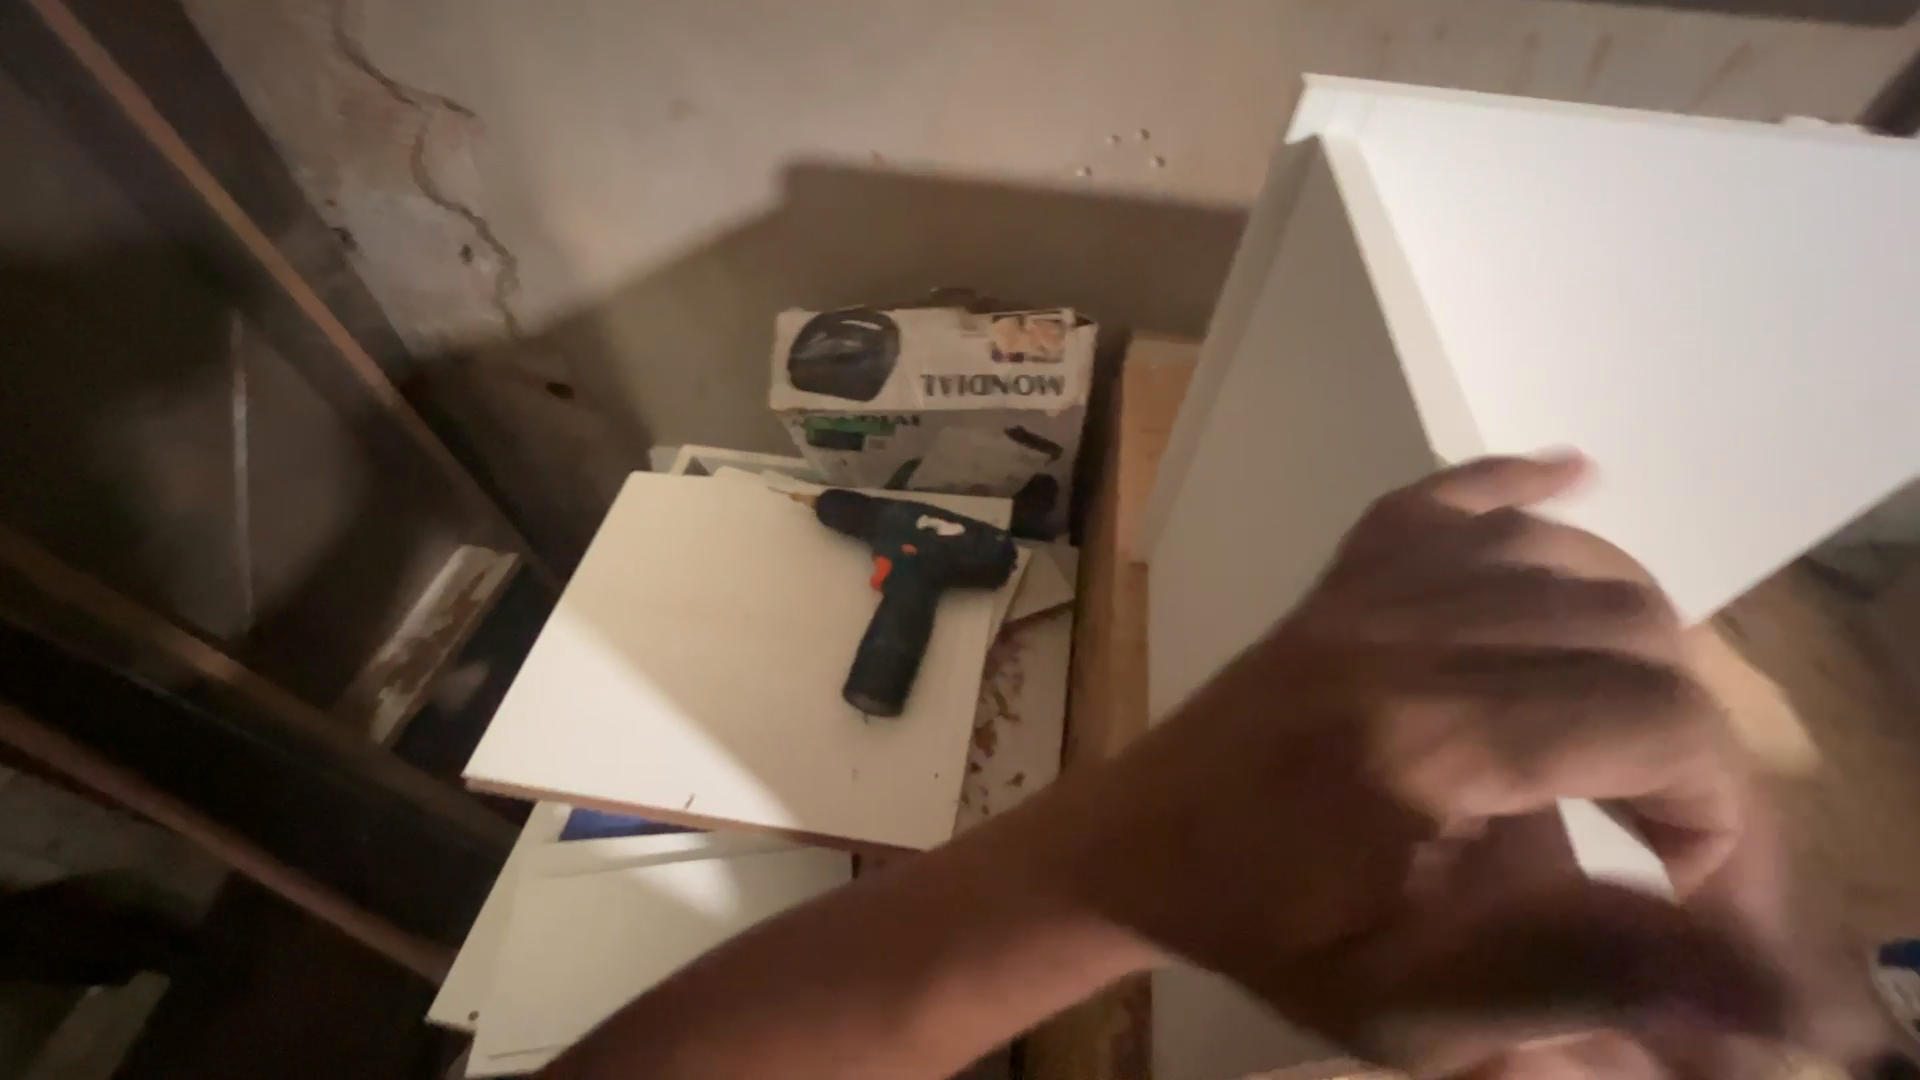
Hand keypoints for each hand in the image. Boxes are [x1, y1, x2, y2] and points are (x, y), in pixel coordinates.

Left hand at [1033, 455, 1795, 1078]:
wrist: (1140, 845)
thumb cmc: (1257, 927)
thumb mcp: (1403, 1000)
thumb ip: (1574, 980)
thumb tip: (1774, 991)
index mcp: (1413, 742)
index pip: (1648, 724)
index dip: (1729, 817)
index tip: (1717, 904)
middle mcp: (1389, 641)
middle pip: (1618, 628)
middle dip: (1691, 734)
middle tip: (1677, 832)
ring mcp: (1352, 600)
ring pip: (1545, 558)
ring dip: (1634, 629)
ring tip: (1646, 728)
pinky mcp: (1326, 589)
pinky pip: (1428, 506)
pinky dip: (1508, 487)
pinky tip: (1572, 477)